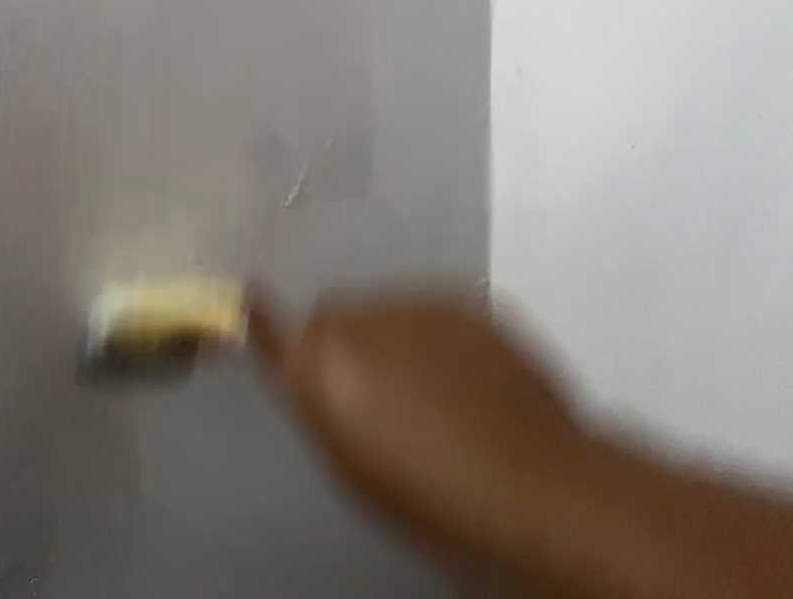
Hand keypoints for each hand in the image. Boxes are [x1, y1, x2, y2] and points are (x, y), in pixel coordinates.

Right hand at [249, 293, 591, 573]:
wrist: (538, 489)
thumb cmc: (428, 497)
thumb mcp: (346, 463)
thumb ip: (316, 404)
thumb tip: (311, 374)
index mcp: (313, 363)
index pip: (264, 322)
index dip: (259, 313)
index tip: (254, 296)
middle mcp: (349, 319)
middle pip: (332, 318)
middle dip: (349, 343)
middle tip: (385, 390)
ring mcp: (407, 303)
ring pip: (386, 312)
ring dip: (397, 338)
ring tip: (441, 388)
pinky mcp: (461, 298)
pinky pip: (434, 312)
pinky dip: (443, 337)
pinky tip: (474, 377)